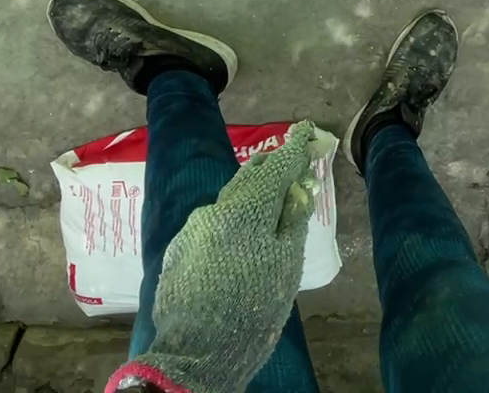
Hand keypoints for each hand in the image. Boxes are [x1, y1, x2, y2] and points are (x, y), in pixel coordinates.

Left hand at [123, 121, 317, 392]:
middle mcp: (216, 208)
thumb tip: (300, 183)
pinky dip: (233, 220)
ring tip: (270, 206)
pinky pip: (214, 223)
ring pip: (230, 199)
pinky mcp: (179, 250)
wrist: (194, 358)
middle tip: (293, 166)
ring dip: (252, 195)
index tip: (309, 131)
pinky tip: (241, 240)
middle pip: (251, 176)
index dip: (296, 147)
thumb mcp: (287, 263)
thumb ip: (294, 217)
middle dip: (274, 167)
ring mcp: (193, 229)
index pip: (278, 164)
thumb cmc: (253, 309)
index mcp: (247, 207)